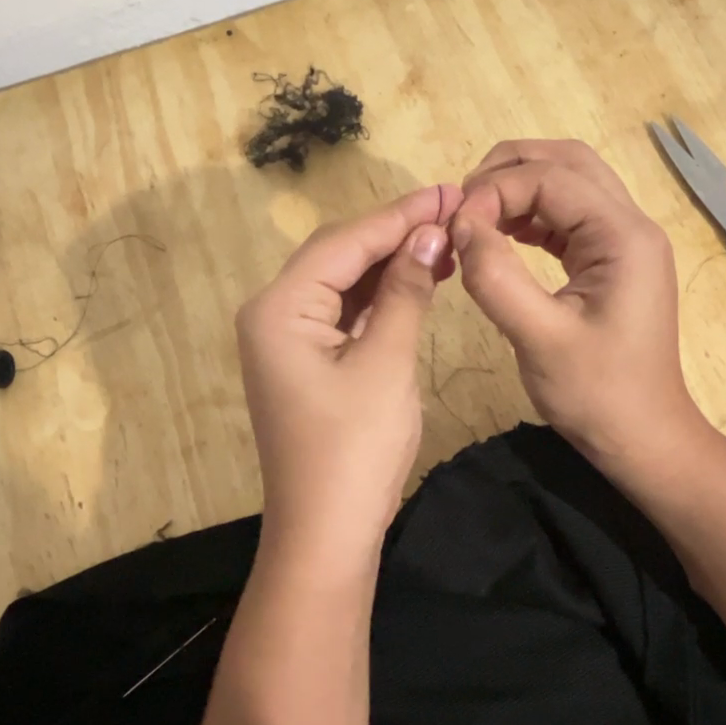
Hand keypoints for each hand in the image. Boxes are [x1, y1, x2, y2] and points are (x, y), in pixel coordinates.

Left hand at [237, 184, 461, 557]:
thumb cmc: (355, 448)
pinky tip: (416, 285)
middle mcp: (272, 316)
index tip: (450, 191)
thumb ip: (406, 293)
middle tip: (453, 211)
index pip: (344, 243)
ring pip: (342, 287)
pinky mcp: (304, 368)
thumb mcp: (386, 363)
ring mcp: (286, 344)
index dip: (399, 215)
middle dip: (395, 235)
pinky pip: (343, 318)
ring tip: (445, 241)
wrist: (327, 533)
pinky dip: (380, 302)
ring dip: (390, 267)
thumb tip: (430, 235)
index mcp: (278, 308)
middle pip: (338, 258)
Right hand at [450, 140, 707, 469]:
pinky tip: (500, 236)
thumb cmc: (597, 395)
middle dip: (510, 171)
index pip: (552, 178)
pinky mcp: (613, 265)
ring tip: (474, 219)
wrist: (643, 438)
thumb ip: (496, 277)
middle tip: (462, 204)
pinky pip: (571, 220)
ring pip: (570, 186)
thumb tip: (459, 225)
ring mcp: (626, 244)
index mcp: (623, 237)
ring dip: (520, 191)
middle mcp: (631, 226)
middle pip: (568, 163)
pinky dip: (533, 219)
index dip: (496, 191)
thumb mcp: (539, 338)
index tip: (456, 226)